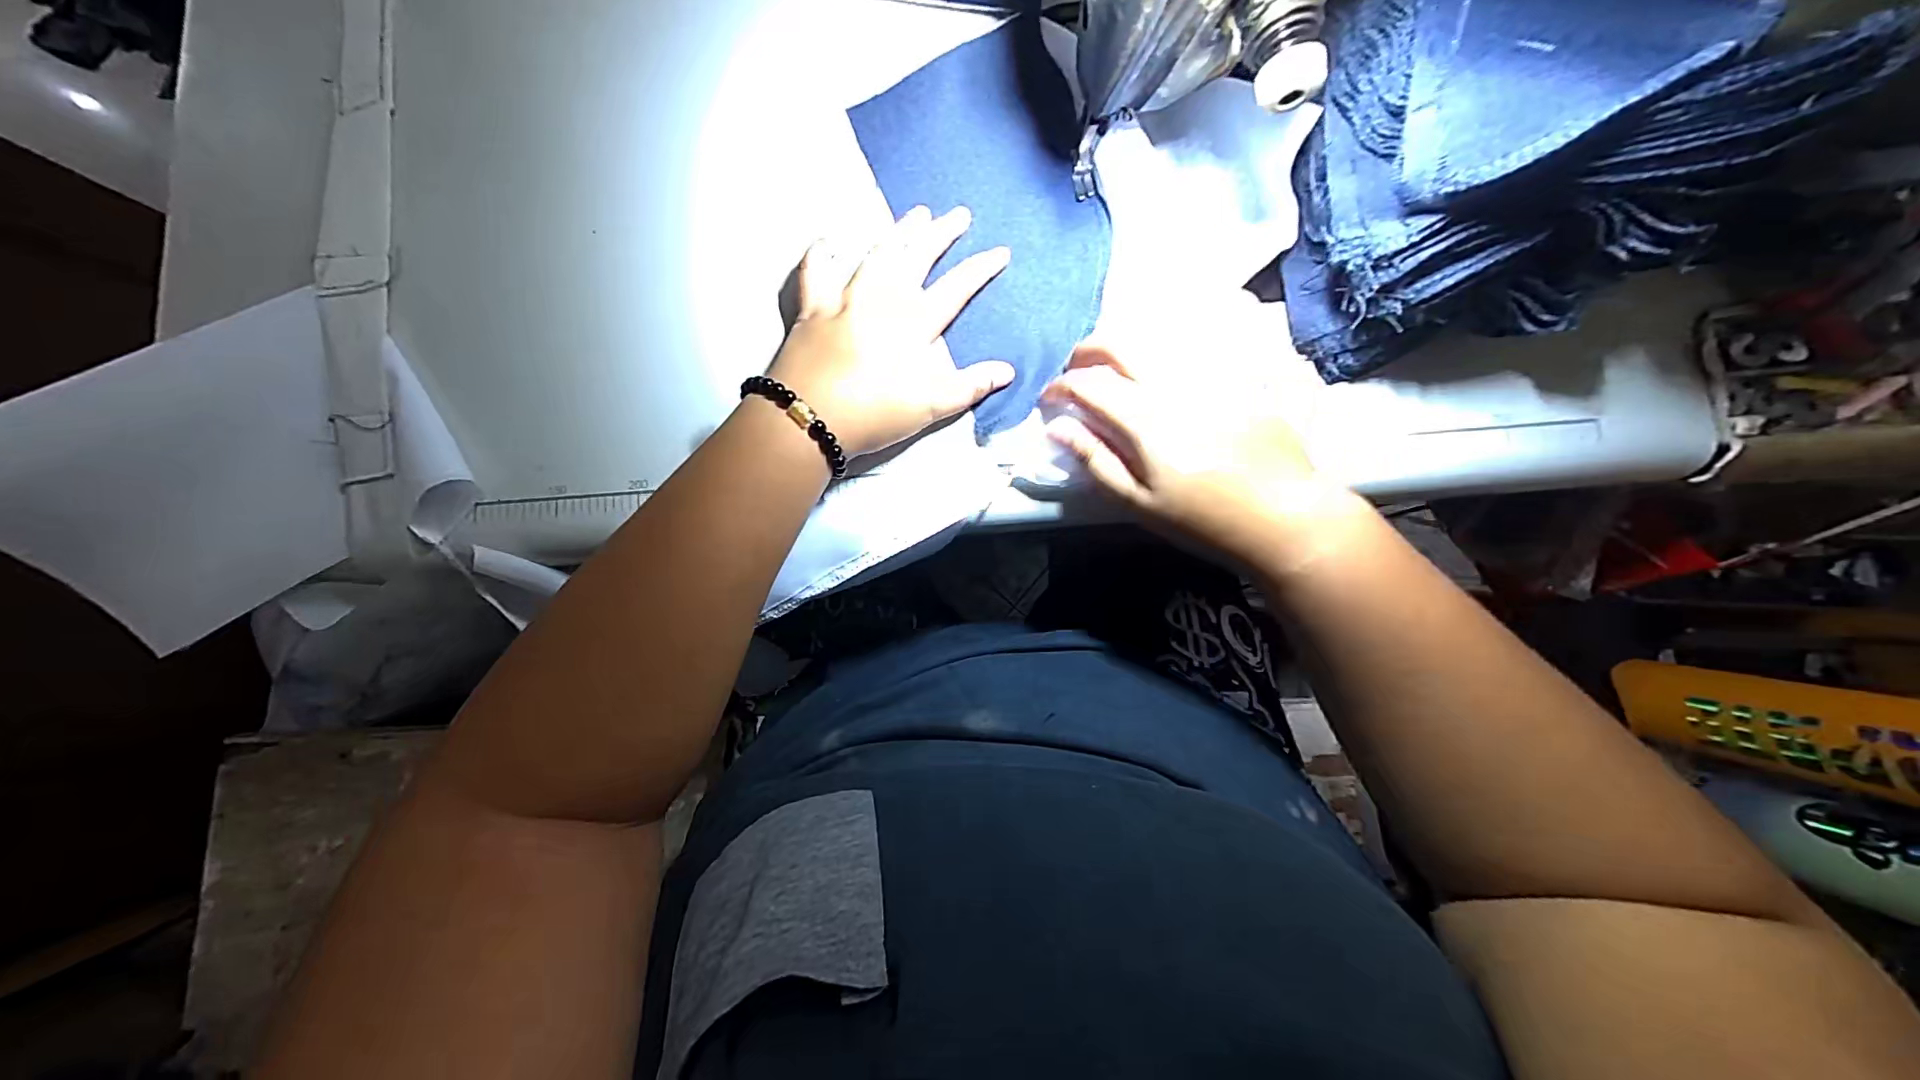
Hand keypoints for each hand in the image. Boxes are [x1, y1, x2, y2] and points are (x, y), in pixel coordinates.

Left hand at [765, 206, 1015, 458]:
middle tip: (959, 214)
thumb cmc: (873, 413)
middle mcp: (882, 300)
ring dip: (898, 233)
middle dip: (942, 234)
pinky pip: (815, 272)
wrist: (809, 417)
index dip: (981, 269)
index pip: (957, 287)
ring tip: (916, 215)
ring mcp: (845, 299)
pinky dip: (821, 255)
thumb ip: (970, 386)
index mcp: (915, 323)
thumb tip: (1007, 371)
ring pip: (876, 255)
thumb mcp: (930, 406)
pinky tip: (827, 241)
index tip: (1000, 251)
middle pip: (918, 257)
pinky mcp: (812, 308)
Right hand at [1042, 333, 1373, 575]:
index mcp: (1144, 418)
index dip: (1059, 388)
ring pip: (1155, 337)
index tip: (1049, 402)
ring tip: (1115, 370)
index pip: (1086, 383)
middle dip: (1085, 352)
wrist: (1284, 515)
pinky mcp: (1238, 376)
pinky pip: (1196, 345)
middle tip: (1076, 375)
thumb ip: (1096, 460)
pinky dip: (1167, 349)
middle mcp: (1174, 384)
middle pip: (1118, 343)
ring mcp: (1210, 375)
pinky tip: (1163, 370)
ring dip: (1124, 347)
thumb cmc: (1204, 519)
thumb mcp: (1140, 503)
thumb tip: (1058, 428)